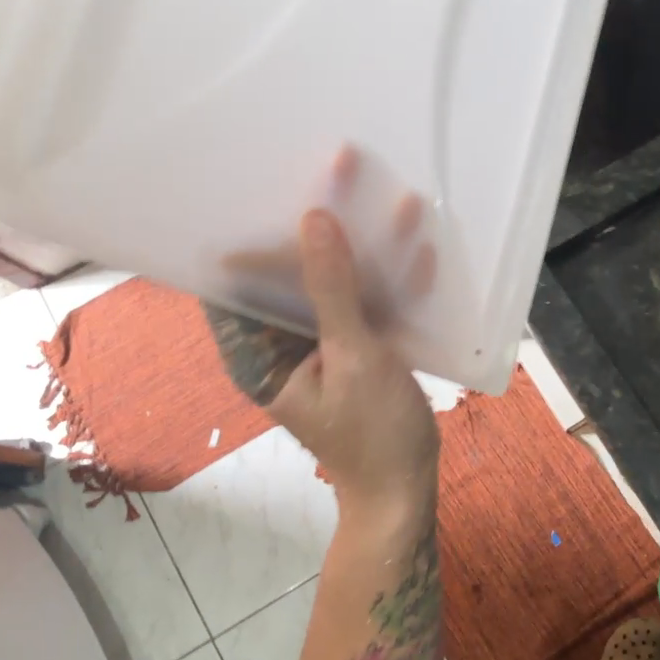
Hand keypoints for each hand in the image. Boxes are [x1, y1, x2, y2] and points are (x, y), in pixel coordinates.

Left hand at [205, 212, 437, 516]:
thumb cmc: (373, 432)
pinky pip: (368, 311)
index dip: (260, 237)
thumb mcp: (355, 357)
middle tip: (346, 169)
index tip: (282, 191)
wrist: (406, 490)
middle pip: (295, 276)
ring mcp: (324, 349)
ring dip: (372, 252)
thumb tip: (313, 219)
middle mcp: (282, 345)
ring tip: (401, 206)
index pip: (239, 283)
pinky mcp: (358, 354)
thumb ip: (334, 289)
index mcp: (258, 353)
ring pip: (338, 288)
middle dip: (327, 230)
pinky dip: (392, 288)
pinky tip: (419, 256)